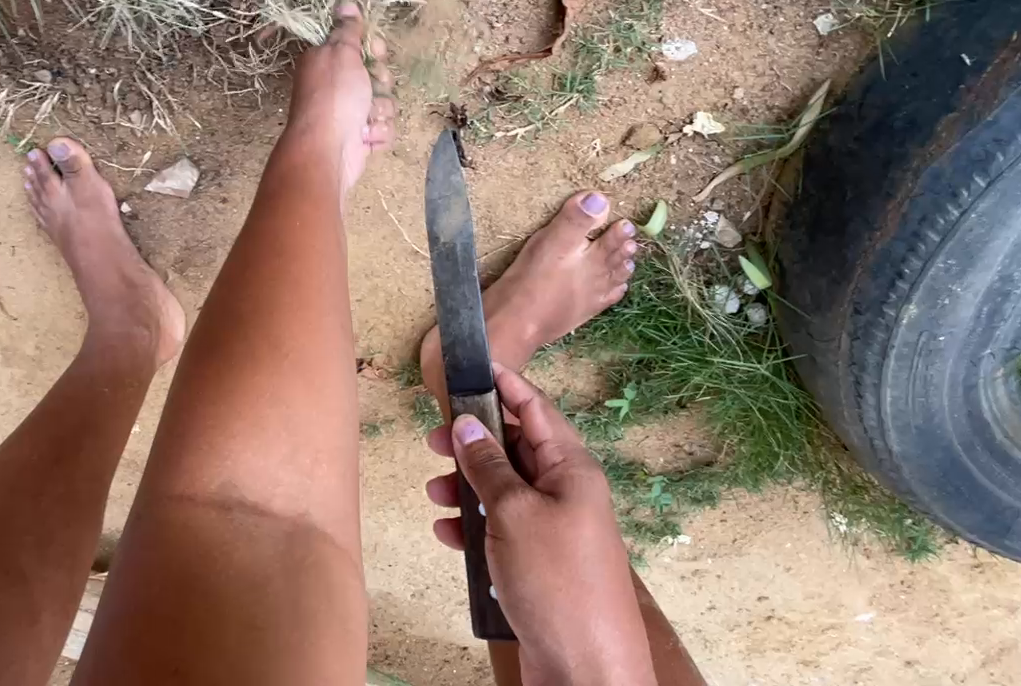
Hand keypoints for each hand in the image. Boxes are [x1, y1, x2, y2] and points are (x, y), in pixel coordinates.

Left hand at [285, 3, 394, 191]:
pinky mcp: (360, 138)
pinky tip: (365, 137)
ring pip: (384, 104)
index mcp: (327, 62)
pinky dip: (378, 133)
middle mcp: (336, 87)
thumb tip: (347, 4)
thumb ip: (348, 30)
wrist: (327, 149)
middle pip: (377, 75)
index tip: (376, 52)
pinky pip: (384, 129)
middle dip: (380, 84)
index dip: (374, 50)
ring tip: (365, 119)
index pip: (361, 46)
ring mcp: (348, 114)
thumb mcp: (341, 53)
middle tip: (370, 89)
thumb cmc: (333, 97)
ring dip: (380, 111)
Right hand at [426, 365, 656, 685]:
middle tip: (433, 439)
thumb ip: (488, 466)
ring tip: (434, 492)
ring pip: (502, 489)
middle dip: (473, 442)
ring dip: (467, 487)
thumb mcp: (515, 513)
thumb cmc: (557, 581)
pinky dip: (473, 525)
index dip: (505, 385)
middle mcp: (565, 492)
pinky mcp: (538, 563)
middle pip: (514, 448)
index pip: (536, 409)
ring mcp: (552, 529)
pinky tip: (448, 532)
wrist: (586, 673)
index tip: (474, 366)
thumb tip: (468, 425)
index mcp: (572, 469)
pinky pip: (500, 528)